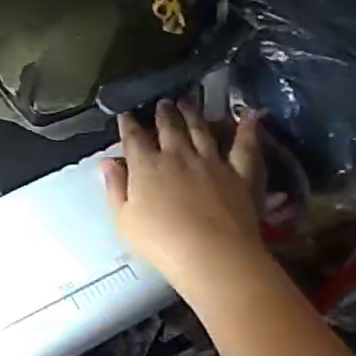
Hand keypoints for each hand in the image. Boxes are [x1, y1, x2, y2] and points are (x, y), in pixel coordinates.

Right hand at [101, 100, 267, 290]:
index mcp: (146, 167)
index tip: (126, 115)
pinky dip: (247, 128)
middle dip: (163, 113)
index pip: (134, 138)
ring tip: (188, 102)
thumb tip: (107, 162)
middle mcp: (178, 156)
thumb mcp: (124, 219)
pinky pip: (244, 146)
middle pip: (169, 127)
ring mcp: (211, 161)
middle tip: (162, 103)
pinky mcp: (239, 173)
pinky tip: (248, 115)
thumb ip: (115, 187)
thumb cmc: (161, 242)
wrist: (211, 253)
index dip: (128, 125)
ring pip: (201, 129)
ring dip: (193, 113)